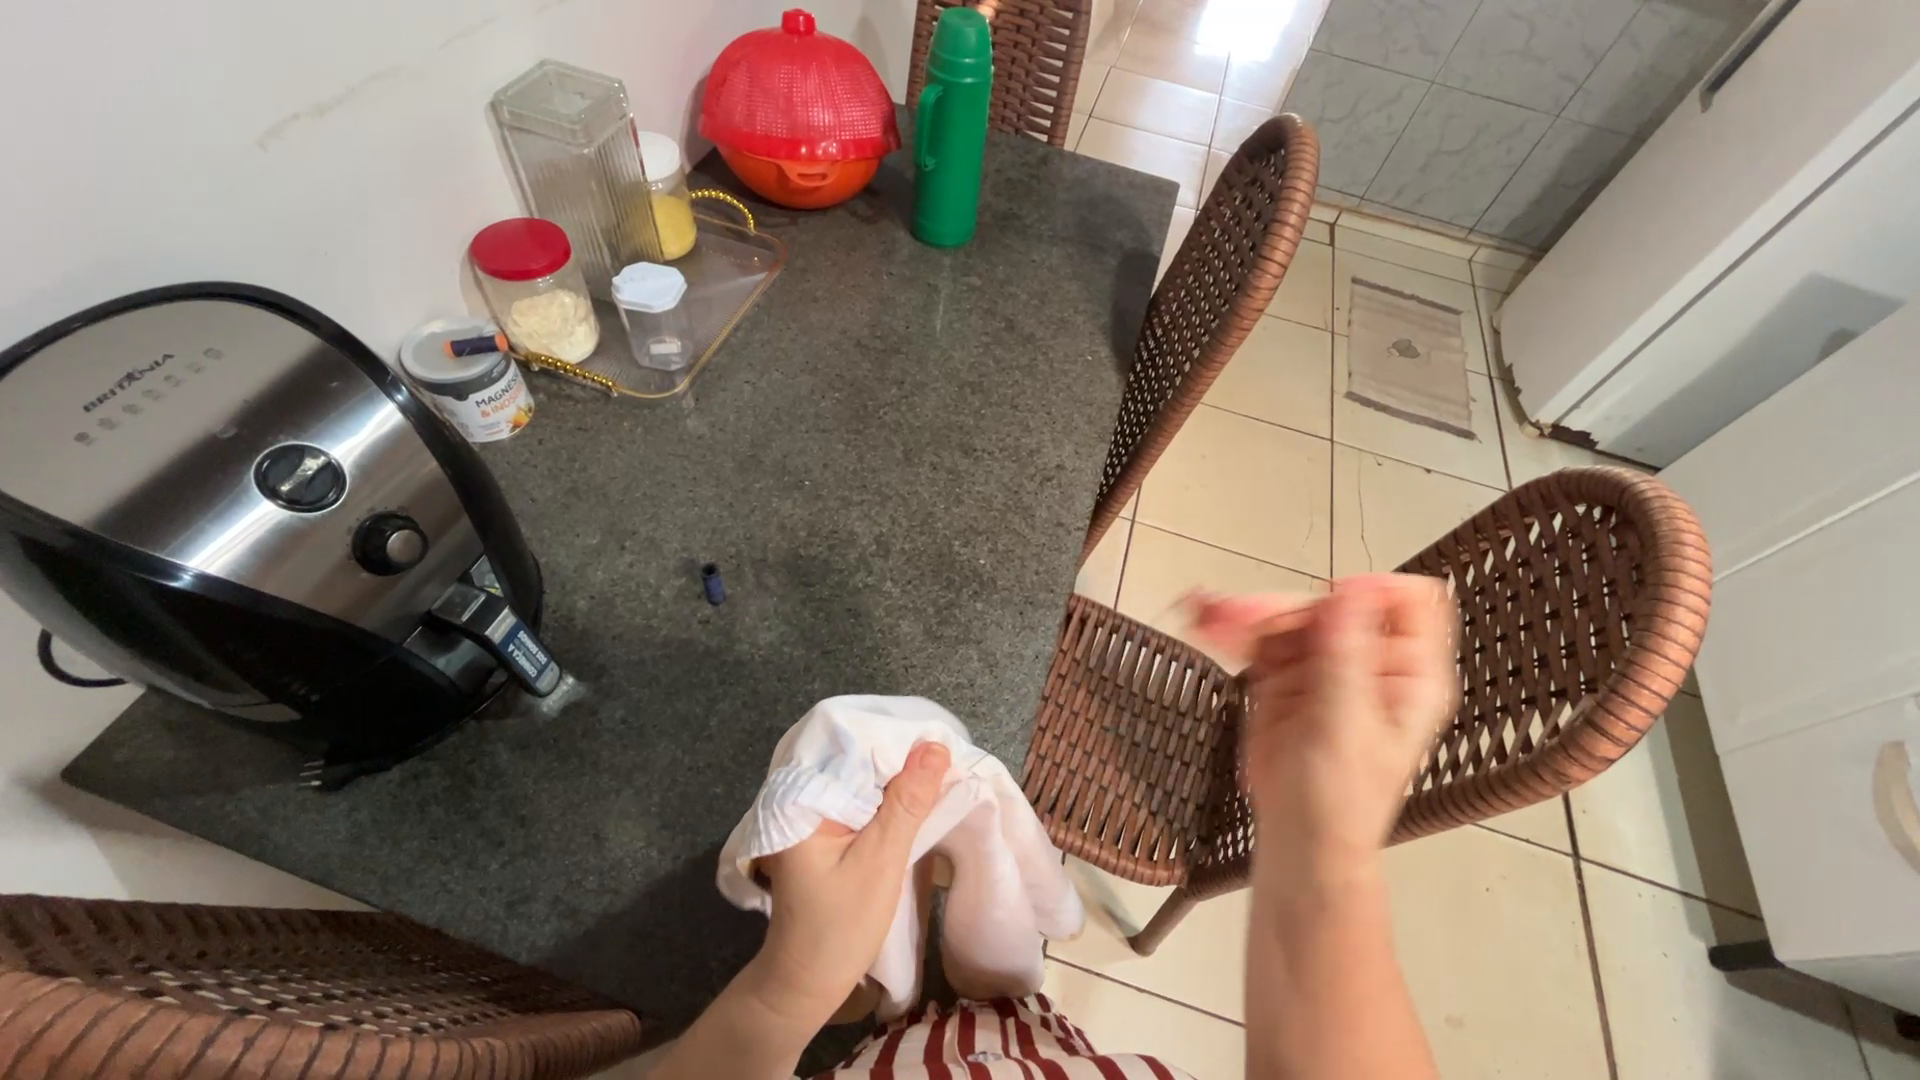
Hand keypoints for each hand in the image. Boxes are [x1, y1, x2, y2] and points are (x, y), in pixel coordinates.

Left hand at [747, 740, 951, 1028]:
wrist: (805, 982)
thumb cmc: (839, 927)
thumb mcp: (880, 861)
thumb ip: (906, 803)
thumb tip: (935, 747)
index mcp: (800, 796)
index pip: (851, 743)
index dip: (896, 736)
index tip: (939, 735)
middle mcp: (799, 793)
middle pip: (855, 754)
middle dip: (899, 751)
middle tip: (946, 750)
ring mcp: (810, 809)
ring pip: (860, 773)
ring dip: (896, 772)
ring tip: (938, 764)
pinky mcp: (824, 824)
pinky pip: (858, 793)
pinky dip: (886, 792)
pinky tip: (915, 791)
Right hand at [1189, 575, 1457, 876]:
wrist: (1299, 837)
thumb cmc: (1340, 797)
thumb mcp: (1347, 725)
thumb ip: (1346, 657)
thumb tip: (1350, 594)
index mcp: (1406, 673)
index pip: (1407, 603)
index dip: (1369, 592)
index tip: (1325, 602)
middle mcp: (1368, 662)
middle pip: (1328, 609)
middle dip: (1279, 607)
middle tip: (1234, 613)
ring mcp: (1323, 667)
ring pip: (1287, 620)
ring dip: (1244, 613)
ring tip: (1203, 611)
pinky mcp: (1284, 677)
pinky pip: (1258, 641)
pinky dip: (1231, 630)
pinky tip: (1205, 621)